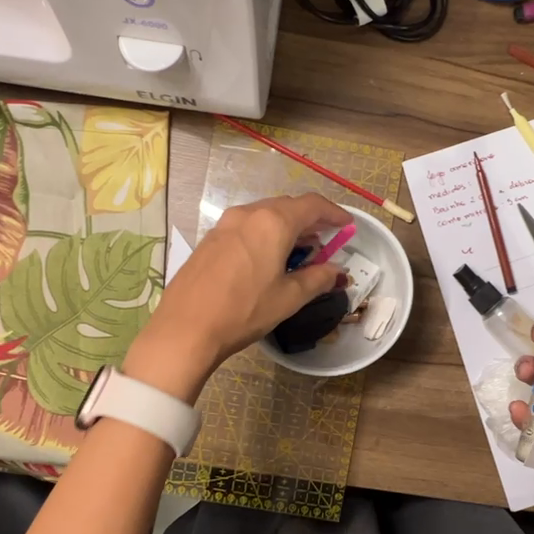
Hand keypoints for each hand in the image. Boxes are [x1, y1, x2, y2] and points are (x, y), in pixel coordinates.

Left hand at [124, 194, 351, 401]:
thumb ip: (317, 279)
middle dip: (310, 221)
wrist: (186, 328)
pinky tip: (269, 258)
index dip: (334, 213)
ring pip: (265, 216)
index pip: (312, 205)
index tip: (347, 226)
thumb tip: (337, 272)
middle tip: (325, 241)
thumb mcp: (288, 298)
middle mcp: (248, 214)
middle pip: (287, 207)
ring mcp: (225, 224)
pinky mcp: (210, 239)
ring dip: (286, 228)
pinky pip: (247, 227)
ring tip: (299, 252)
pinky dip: (265, 235)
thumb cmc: (244, 311)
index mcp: (273, 222)